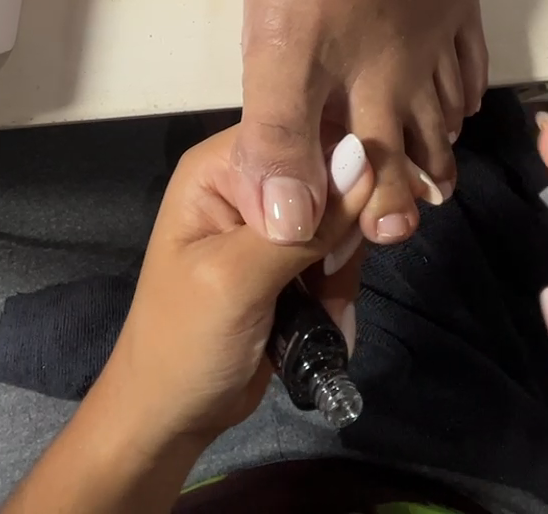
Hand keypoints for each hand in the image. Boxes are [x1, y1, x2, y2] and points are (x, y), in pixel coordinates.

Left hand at [100, 126, 375, 445]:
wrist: (174, 415)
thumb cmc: (187, 339)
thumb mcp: (240, 278)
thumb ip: (306, 225)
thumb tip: (362, 156)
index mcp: (220, 167)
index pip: (297, 133)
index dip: (343, 164)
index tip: (373, 212)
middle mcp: (248, 183)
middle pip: (328, 175)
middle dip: (343, 231)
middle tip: (332, 276)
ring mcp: (269, 222)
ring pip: (340, 219)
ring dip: (342, 270)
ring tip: (324, 313)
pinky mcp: (288, 259)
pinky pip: (336, 255)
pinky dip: (339, 289)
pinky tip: (330, 323)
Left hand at [221, 0, 487, 255]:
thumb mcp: (281, 41)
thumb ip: (284, 131)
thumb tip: (289, 227)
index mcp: (387, 76)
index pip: (391, 169)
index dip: (377, 211)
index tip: (360, 242)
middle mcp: (424, 44)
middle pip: (425, 131)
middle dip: (407, 177)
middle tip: (398, 208)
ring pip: (444, 77)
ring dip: (434, 121)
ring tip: (425, 150)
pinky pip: (454, 19)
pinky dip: (448, 53)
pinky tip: (434, 49)